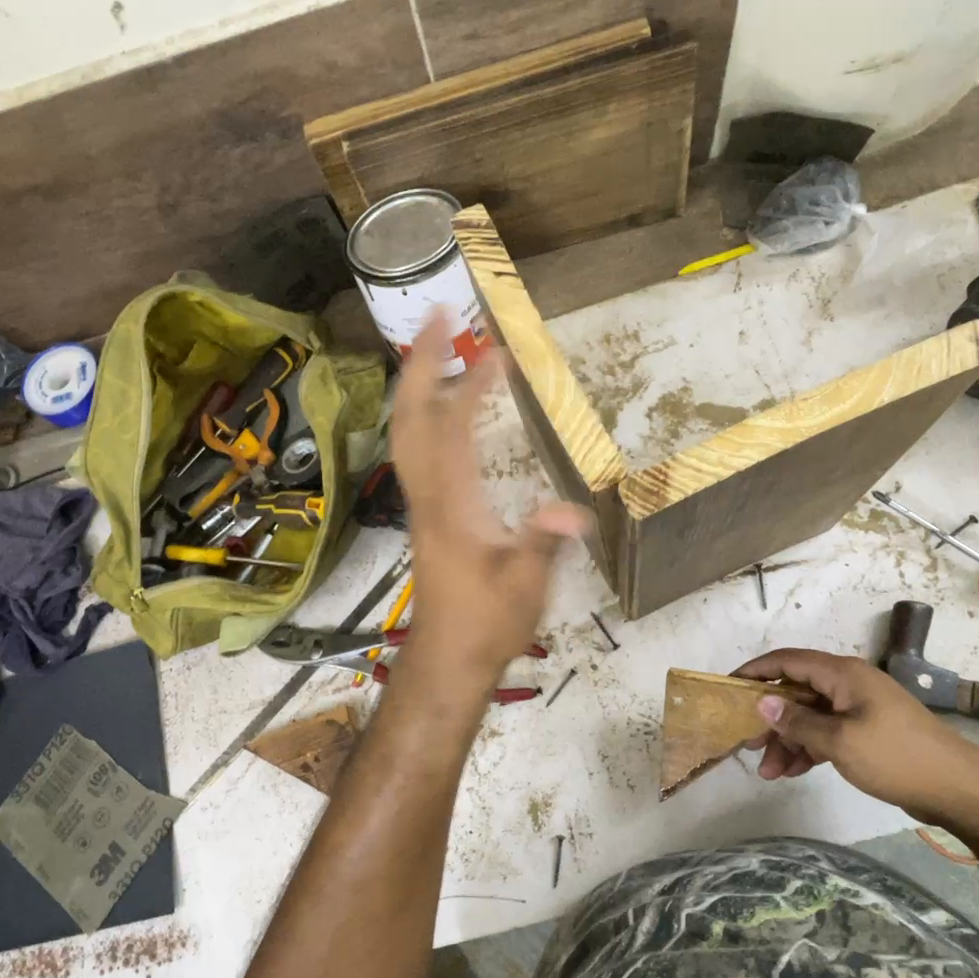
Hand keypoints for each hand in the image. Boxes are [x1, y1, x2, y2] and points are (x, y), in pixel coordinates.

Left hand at [389, 312, 588, 697]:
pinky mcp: (426, 514)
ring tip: (433, 346)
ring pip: (405, 432)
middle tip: (436, 319)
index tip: (494, 352)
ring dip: (415, 385)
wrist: (447, 657)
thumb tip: (574, 509)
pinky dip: (421, 416)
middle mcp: (428, 495)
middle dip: (419, 364)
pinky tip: (440, 409)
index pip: (453, 430)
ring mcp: (422, 503)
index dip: (469, 386)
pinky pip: (414, 451)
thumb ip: (545, 542)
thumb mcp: (525, 585)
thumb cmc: (486, 623)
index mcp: (452, 504)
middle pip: (410, 418)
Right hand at [733, 649, 978, 821]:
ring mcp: (858, 709)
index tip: (727, 687)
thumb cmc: (896, 757)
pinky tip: (791, 772)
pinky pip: (825, 733)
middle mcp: (848, 685)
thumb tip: (762, 702)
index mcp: (843, 675)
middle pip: (795, 692)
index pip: (787, 661)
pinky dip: (807, 749)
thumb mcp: (839, 741)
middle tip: (746, 744)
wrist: (957, 789)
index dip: (755, 671)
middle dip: (770, 719)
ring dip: (786, 741)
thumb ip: (797, 721)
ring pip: (809, 717)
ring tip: (768, 772)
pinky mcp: (866, 732)